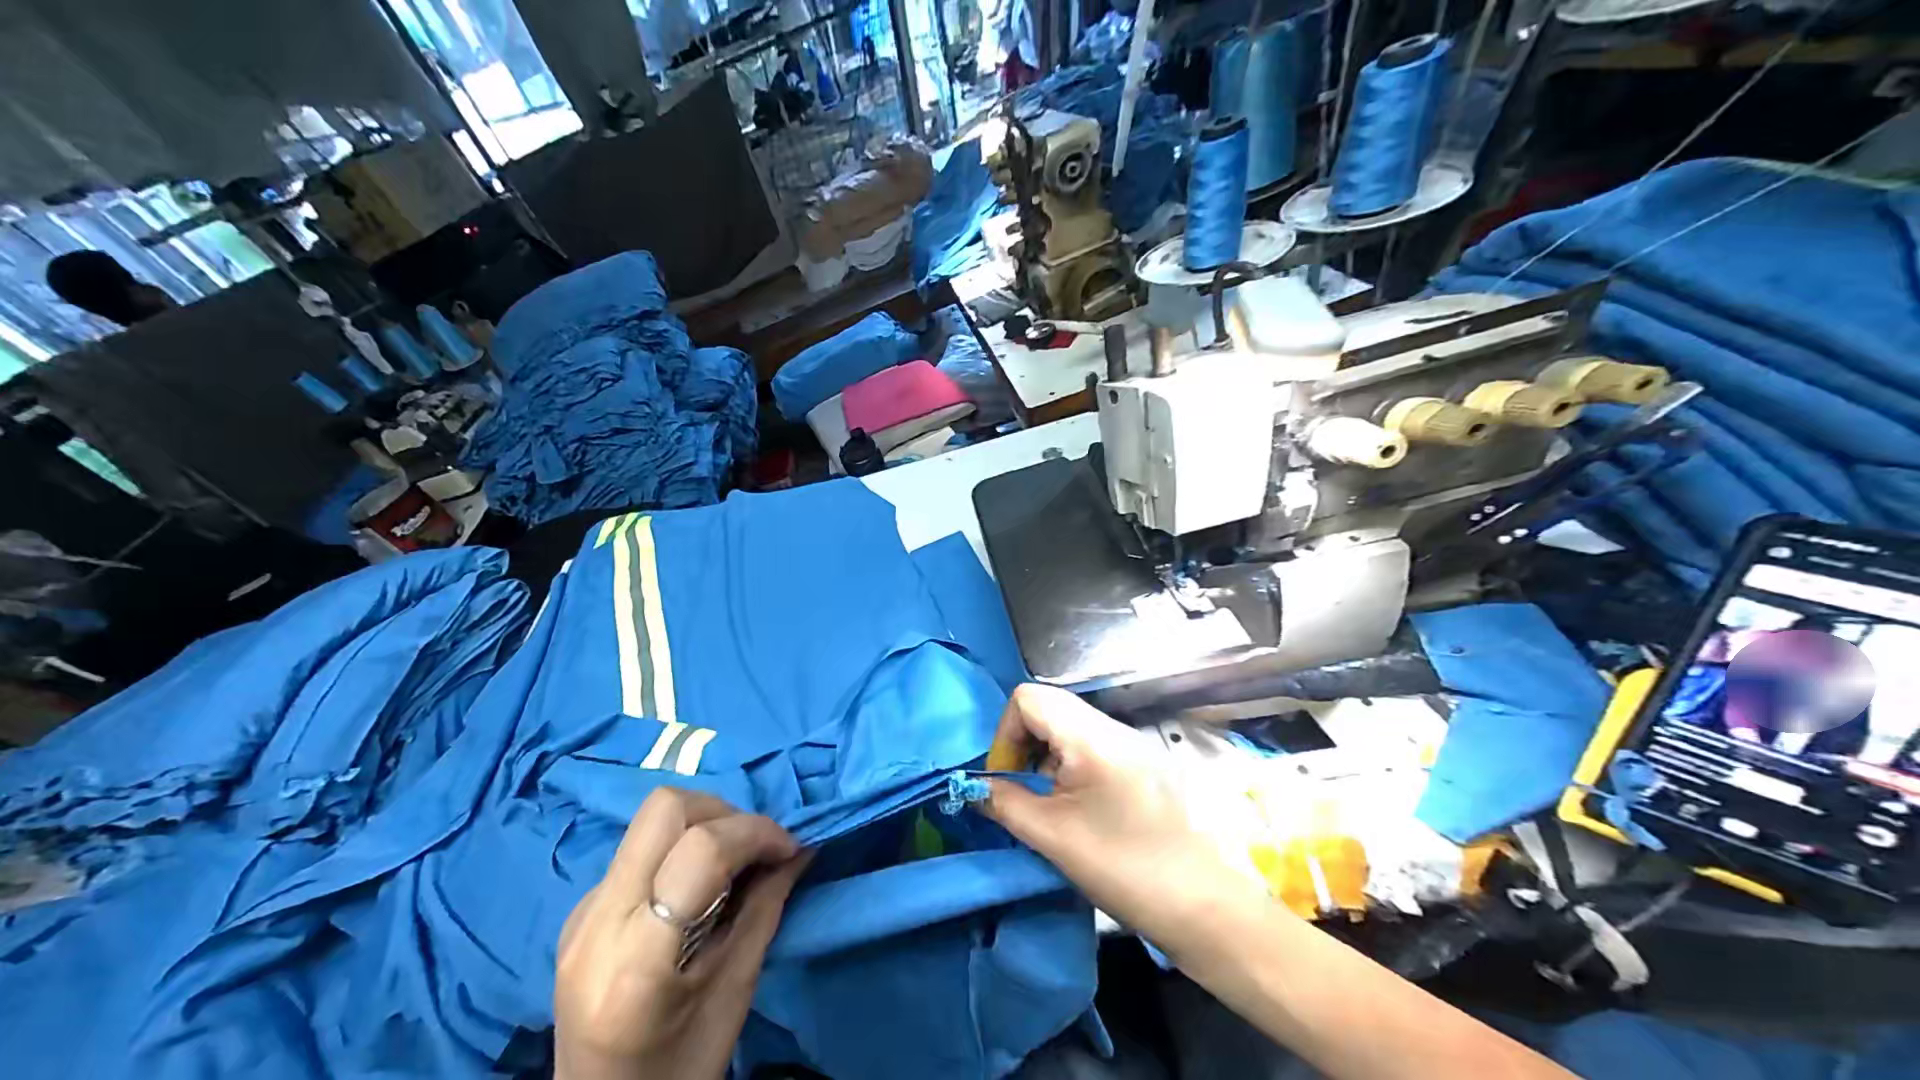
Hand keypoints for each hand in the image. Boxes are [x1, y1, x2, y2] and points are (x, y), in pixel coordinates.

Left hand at [555, 788, 808, 1079]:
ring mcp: (581, 912)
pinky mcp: (578, 910)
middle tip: (757, 849)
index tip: (789, 850)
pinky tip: (697, 888)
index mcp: (636, 959)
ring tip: (733, 863)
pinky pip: (638, 849)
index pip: (699, 851)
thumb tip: (800, 849)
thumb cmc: (680, 1067)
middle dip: (724, 813)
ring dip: (704, 823)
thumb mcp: (735, 991)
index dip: (755, 834)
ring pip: (649, 821)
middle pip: (663, 810)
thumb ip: (765, 908)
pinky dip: (680, 848)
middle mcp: (598, 921)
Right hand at [981, 684, 1265, 952]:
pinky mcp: (1143, 766)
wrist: (1203, 905)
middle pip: (1049, 709)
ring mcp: (1132, 745)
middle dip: (1022, 745)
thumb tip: (975, 788)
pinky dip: (1069, 768)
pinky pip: (1092, 748)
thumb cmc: (1122, 866)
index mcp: (1092, 735)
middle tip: (1020, 791)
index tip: (1006, 778)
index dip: (1005, 734)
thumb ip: (1004, 803)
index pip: (1028, 698)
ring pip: (1070, 729)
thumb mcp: (1051, 835)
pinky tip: (1076, 810)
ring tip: (1047, 805)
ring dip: (1045, 758)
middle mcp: (1114, 729)